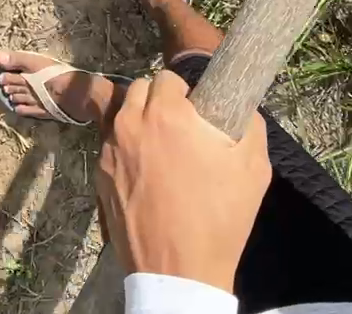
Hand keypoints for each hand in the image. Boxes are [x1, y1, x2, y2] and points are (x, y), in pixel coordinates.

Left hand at [95, 70, 270, 292]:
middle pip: (139, 89)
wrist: (180, 273)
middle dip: (158, 101)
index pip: (167, 79)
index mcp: (166, 114)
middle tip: (177, 128)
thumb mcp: (253, 167)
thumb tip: (241, 108)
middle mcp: (131, 122)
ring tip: (156, 146)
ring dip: (137, 120)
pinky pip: (108, 144)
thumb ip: (249, 124)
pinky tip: (141, 171)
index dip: (184, 93)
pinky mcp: (98, 174)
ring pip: (119, 113)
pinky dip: (122, 147)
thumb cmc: (219, 218)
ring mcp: (109, 149)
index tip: (194, 113)